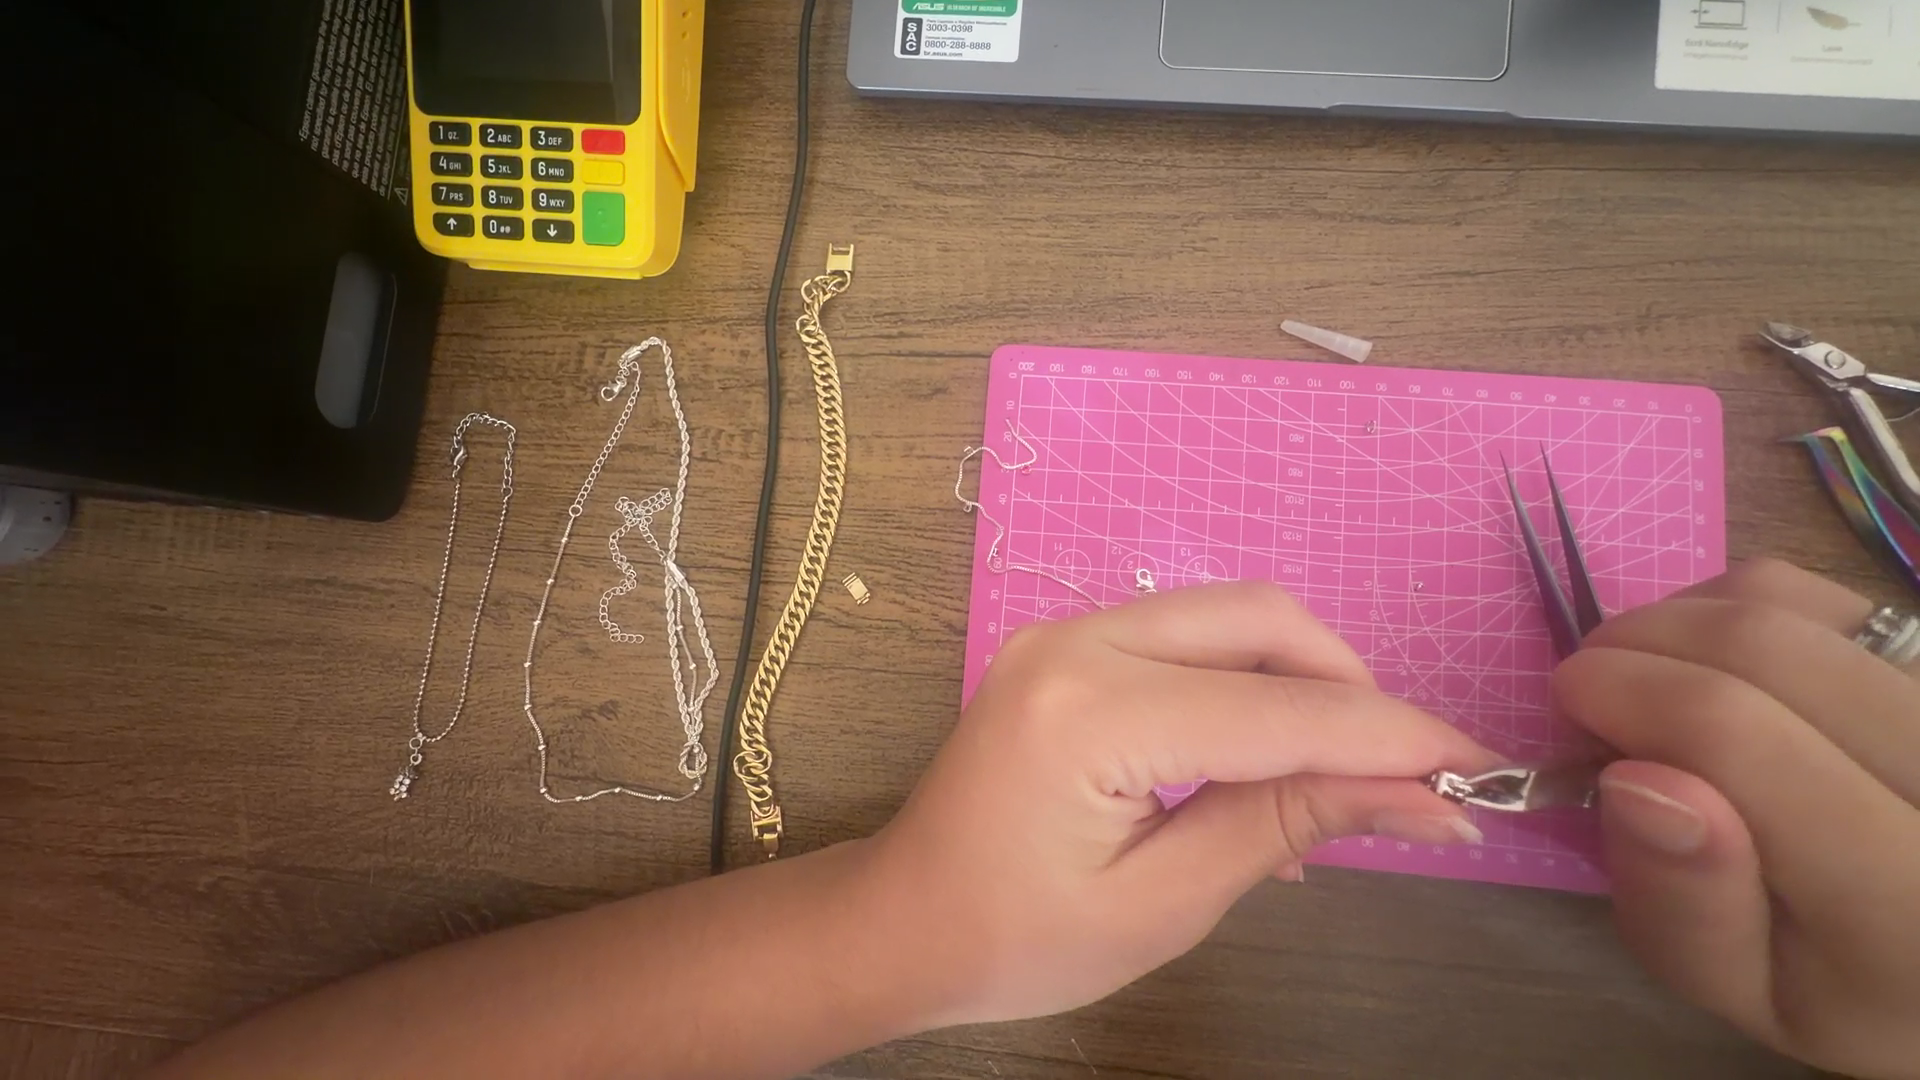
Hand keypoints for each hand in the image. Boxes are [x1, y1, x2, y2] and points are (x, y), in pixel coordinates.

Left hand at [860, 581, 1498, 1028]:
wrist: (906, 915)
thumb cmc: (1019, 938)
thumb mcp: (1165, 900)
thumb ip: (1288, 824)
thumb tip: (1426, 798)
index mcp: (1091, 711)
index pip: (1280, 709)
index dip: (1393, 737)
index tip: (1479, 770)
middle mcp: (1075, 641)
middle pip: (1254, 617)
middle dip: (1346, 683)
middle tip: (1396, 772)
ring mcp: (1061, 632)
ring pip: (1221, 616)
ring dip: (1294, 681)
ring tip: (1325, 784)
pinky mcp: (1061, 645)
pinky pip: (1179, 640)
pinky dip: (1238, 685)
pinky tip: (1255, 764)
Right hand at [1554, 559, 1919, 1079]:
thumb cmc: (1821, 974)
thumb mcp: (1732, 980)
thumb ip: (1680, 899)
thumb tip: (1632, 776)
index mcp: (1907, 899)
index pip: (1732, 733)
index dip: (1618, 695)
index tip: (1570, 711)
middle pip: (1757, 648)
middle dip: (1627, 648)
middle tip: (1593, 693)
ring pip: (1780, 603)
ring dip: (1669, 623)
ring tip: (1650, 679)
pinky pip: (1808, 588)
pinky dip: (1725, 606)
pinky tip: (1716, 663)